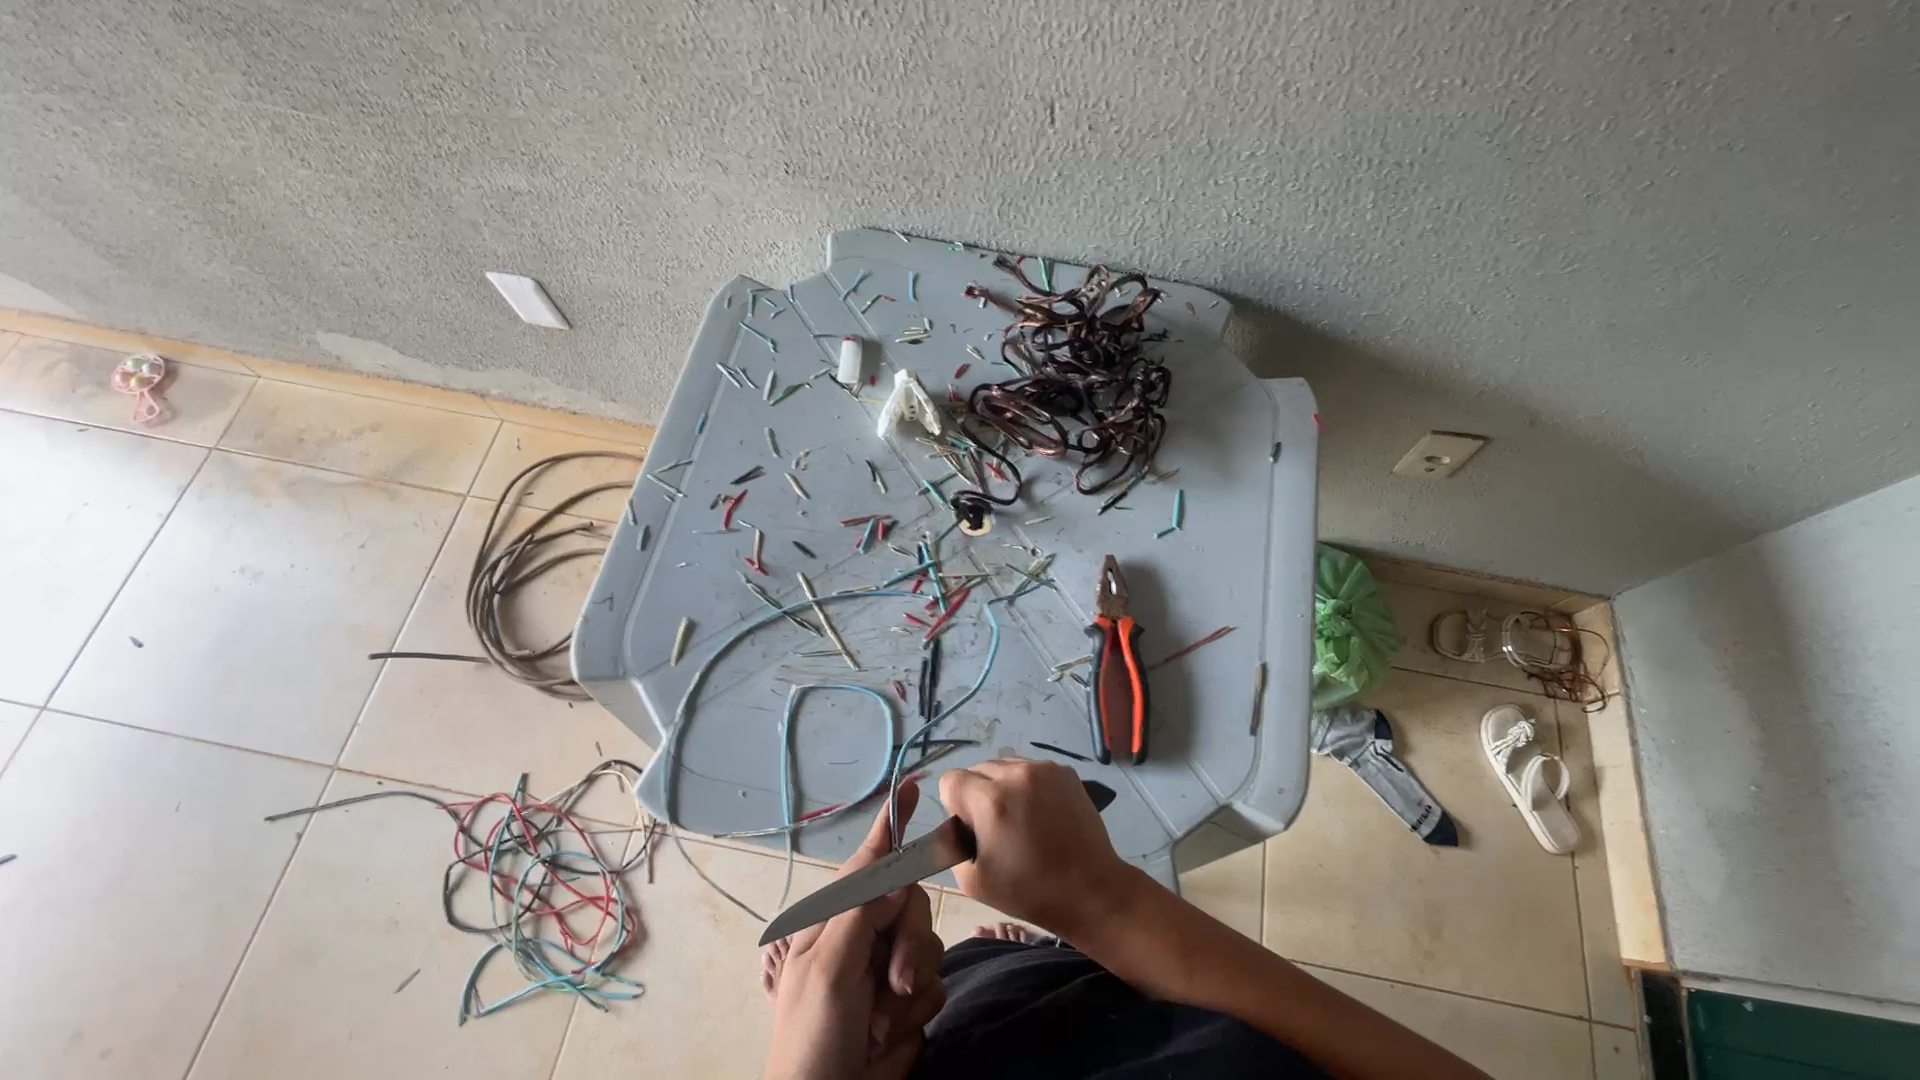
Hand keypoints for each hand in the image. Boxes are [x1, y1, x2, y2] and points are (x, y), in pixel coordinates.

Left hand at [763, 782, 946, 1079]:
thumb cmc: (813, 1035)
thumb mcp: (829, 970)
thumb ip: (861, 914)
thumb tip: (894, 873)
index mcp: (833, 919)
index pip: (866, 861)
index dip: (889, 824)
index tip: (910, 786)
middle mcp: (863, 933)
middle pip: (909, 901)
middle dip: (908, 943)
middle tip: (894, 981)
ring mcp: (887, 963)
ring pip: (928, 941)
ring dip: (912, 985)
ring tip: (883, 1021)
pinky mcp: (910, 995)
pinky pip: (936, 978)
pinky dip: (919, 1006)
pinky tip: (894, 1032)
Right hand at [938, 758, 1136, 938]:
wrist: (1091, 889)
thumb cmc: (1030, 891)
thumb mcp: (974, 880)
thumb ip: (951, 844)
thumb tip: (952, 824)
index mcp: (991, 801)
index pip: (951, 781)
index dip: (956, 807)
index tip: (974, 830)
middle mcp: (1016, 775)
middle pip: (976, 769)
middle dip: (978, 794)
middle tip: (997, 828)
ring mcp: (1043, 770)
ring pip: (1003, 765)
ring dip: (1002, 786)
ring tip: (1020, 818)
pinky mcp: (1064, 772)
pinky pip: (1029, 769)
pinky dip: (1026, 785)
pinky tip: (1040, 812)